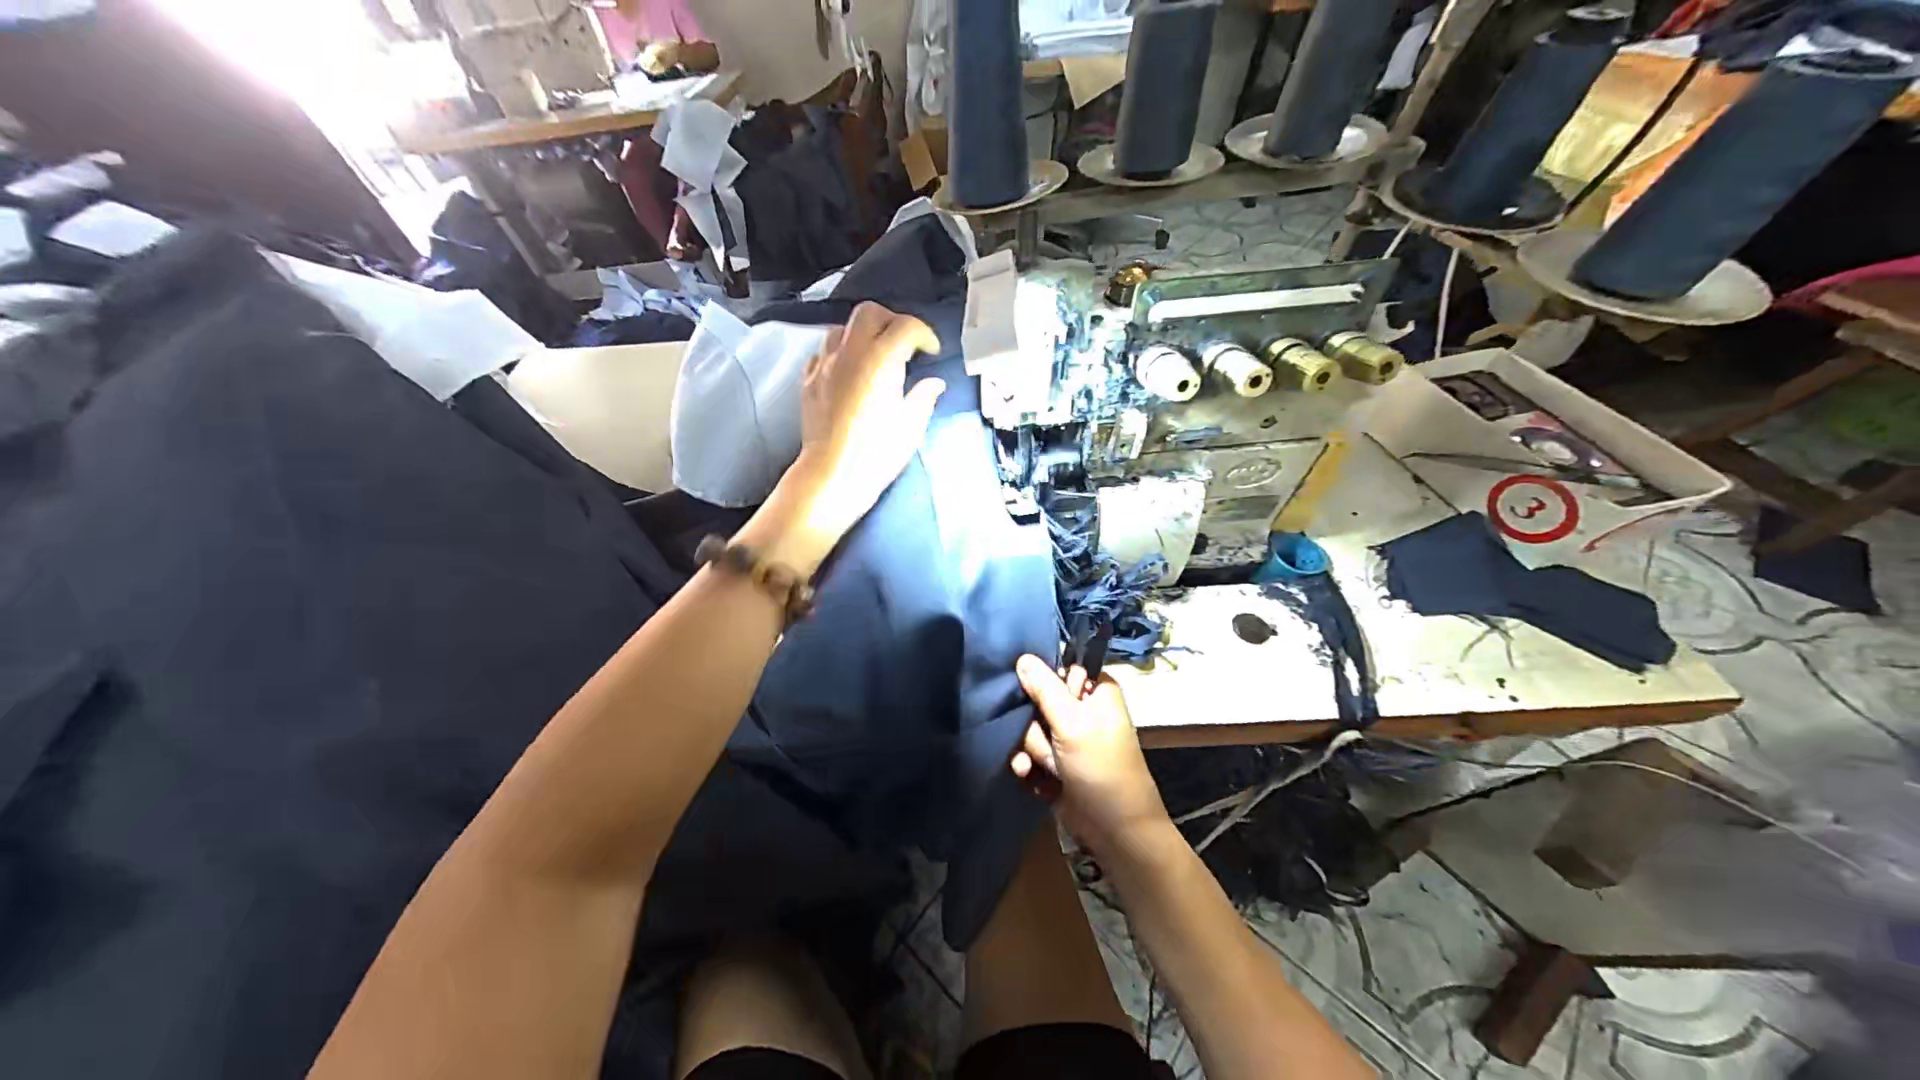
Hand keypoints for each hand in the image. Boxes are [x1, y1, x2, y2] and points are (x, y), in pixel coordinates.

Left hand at [737, 303, 944, 576]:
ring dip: (862, 335)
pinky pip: (823, 353)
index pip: (906, 326)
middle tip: (904, 344)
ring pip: (841, 329)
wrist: (832, 475)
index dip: (924, 334)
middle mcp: (850, 353)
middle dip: (891, 321)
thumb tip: (933, 384)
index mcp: (881, 360)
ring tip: (874, 356)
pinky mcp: (808, 381)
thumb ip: (923, 397)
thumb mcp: (911, 426)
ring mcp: (825, 365)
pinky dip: (839, 355)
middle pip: (869, 313)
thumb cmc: (877, 454)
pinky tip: (849, 373)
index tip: (931, 352)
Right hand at [1012, 656, 1172, 859]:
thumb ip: (1045, 688)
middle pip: (1038, 699)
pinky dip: (1029, 765)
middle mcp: (1082, 710)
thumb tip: (1022, 657)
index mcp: (1096, 691)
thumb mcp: (1073, 723)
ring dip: (1032, 749)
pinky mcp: (1055, 763)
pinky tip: (1030, 777)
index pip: (1060, 668)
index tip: (1037, 697)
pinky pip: (1028, 752)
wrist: (1115, 830)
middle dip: (1035, 724)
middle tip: (1047, 741)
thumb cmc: (1101, 769)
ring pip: (1029, 728)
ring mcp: (1067, 738)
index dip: (1045, 682)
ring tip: (1046, 767)